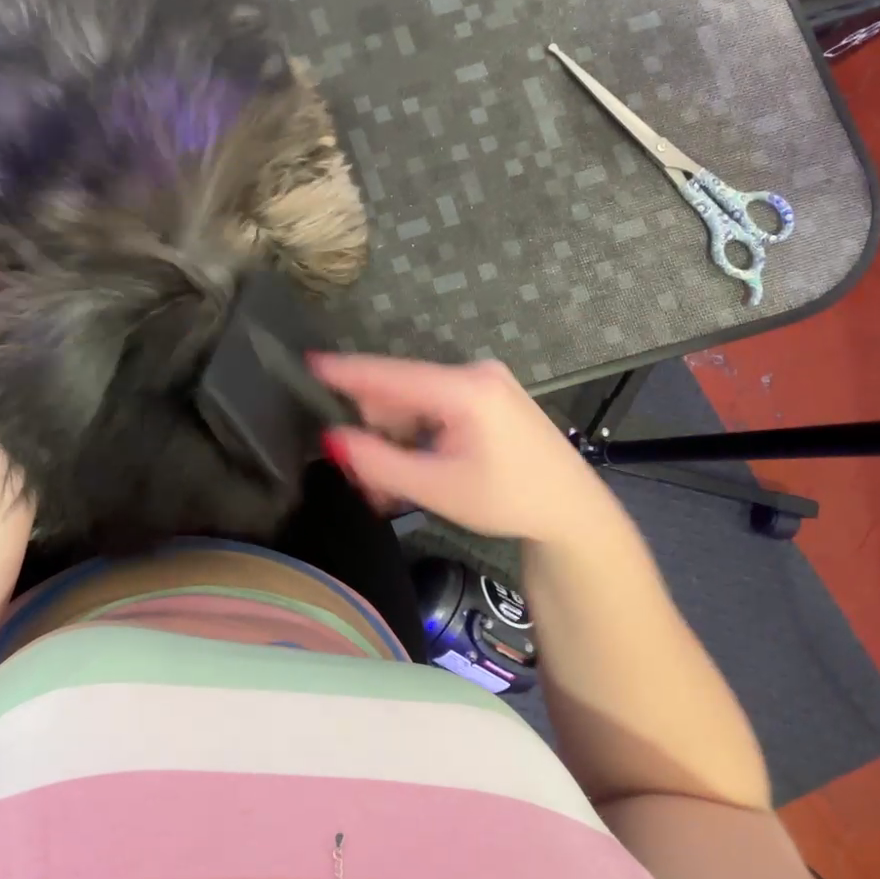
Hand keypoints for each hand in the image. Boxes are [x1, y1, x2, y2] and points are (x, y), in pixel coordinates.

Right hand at [309, 354, 616, 544]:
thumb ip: (378, 463)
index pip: (389, 374)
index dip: (346, 371)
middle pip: (397, 392)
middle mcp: (473, 373)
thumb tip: (330, 439)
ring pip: (412, 403)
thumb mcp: (436, 488)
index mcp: (465, 390)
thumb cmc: (508, 502)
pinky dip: (415, 436)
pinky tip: (414, 468)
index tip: (307, 364)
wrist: (572, 514)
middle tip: (362, 478)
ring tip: (390, 487)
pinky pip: (432, 407)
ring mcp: (483, 382)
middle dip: (373, 431)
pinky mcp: (487, 395)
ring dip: (392, 440)